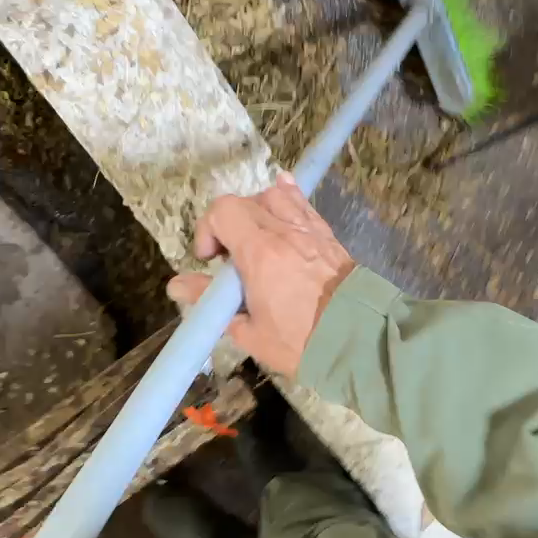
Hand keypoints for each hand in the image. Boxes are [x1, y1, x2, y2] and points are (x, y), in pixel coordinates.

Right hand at [168, 172, 354, 376]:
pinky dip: (288, 198)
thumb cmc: (301, 342)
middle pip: (245, 202)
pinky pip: (303, 203)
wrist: (359, 341)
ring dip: (257, 210)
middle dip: (228, 223)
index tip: (210, 260)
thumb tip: (177, 286)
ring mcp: (309, 231)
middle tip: (230, 257)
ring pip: (275, 195)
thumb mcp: (250, 332)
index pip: (223, 212)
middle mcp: (284, 232)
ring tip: (255, 235)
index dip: (208, 230)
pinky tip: (281, 203)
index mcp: (260, 253)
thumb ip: (212, 304)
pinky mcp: (327, 236)